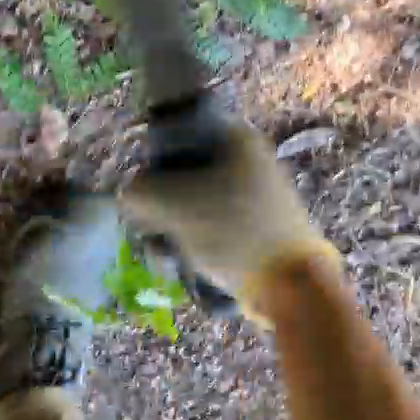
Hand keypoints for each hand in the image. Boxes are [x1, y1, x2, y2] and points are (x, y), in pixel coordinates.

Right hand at [120, 121, 336, 313]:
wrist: (288, 283)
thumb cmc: (230, 231)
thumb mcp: (171, 204)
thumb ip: (139, 191)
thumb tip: (131, 194)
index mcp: (235, 139)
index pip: (177, 136)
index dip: (152, 162)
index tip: (143, 193)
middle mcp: (247, 161)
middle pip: (182, 175)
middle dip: (159, 206)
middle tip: (149, 229)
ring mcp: (253, 197)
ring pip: (192, 205)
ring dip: (170, 229)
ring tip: (164, 256)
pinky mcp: (254, 229)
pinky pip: (210, 227)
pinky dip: (191, 243)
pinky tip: (179, 266)